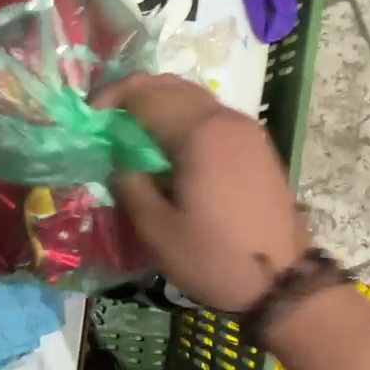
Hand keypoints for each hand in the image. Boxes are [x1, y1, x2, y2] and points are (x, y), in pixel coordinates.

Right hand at [94, 74, 311, 309]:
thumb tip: (117, 162)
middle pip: (170, 87)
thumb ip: (129, 185)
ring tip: (128, 133)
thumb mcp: (157, 230)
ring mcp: (246, 131)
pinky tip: (164, 148)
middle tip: (102, 121)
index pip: (145, 94)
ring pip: (192, 98)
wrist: (282, 282)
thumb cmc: (214, 258)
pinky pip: (210, 117)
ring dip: (157, 105)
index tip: (86, 118)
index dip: (110, 99)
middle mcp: (226, 120)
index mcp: (200, 134)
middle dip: (131, 96)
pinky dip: (180, 119)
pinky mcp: (255, 147)